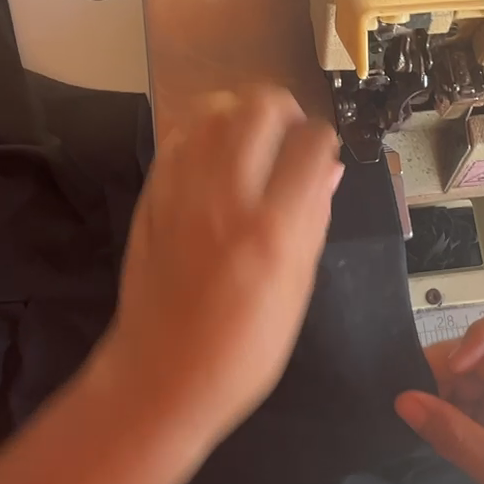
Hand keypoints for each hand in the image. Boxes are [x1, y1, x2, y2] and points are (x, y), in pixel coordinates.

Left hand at [100, 86, 342, 442]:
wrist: (161, 375)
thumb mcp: (297, 290)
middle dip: (284, 108)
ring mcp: (182, 193)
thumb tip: (331, 169)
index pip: (311, 145)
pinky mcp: (152, 195)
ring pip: (213, 109)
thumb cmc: (243, 348)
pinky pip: (179, 135)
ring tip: (252, 136)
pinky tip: (214, 152)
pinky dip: (203, 129)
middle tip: (290, 131)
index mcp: (272, 230)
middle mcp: (226, 199)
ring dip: (241, 110)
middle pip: (259, 107)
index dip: (325, 139)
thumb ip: (314, 220)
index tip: (323, 150)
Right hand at [395, 307, 483, 483]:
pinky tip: (433, 426)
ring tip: (421, 413)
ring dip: (448, 390)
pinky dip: (451, 410)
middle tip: (417, 393)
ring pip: (478, 376)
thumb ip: (454, 436)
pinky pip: (475, 403)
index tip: (458, 367)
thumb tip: (404, 401)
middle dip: (455, 368)